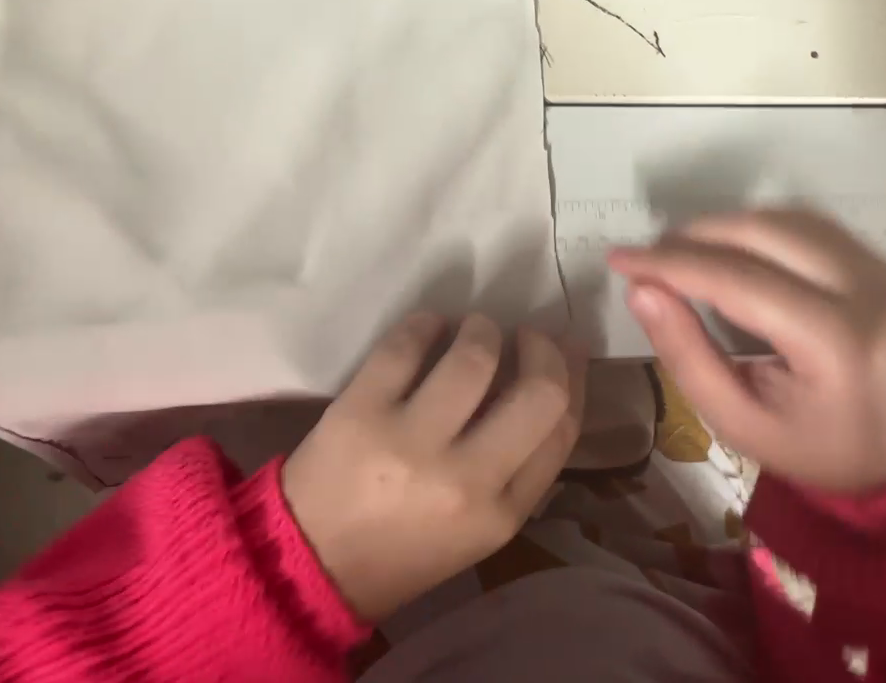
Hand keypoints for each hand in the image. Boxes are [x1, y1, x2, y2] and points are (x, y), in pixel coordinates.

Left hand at [282, 313, 585, 620]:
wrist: (312, 562)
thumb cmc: (403, 544)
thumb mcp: (478, 528)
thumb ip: (517, 468)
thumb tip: (544, 382)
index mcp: (500, 515)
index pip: (561, 429)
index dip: (573, 375)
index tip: (567, 347)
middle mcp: (464, 480)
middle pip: (538, 392)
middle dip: (541, 347)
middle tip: (524, 333)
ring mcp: (410, 443)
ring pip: (474, 357)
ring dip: (481, 328)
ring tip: (473, 328)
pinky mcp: (361, 410)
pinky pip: (406, 345)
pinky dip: (425, 323)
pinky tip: (427, 326)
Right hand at [608, 209, 885, 494]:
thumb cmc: (814, 447)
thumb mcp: (738, 421)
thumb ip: (686, 355)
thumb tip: (640, 290)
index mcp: (837, 343)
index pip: (737, 279)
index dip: (670, 263)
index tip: (619, 259)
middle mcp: (868, 290)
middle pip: (760, 233)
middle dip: (692, 237)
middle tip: (649, 259)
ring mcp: (880, 269)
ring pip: (782, 219)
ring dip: (722, 228)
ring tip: (683, 256)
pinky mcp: (880, 261)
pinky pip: (805, 224)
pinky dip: (756, 228)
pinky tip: (730, 252)